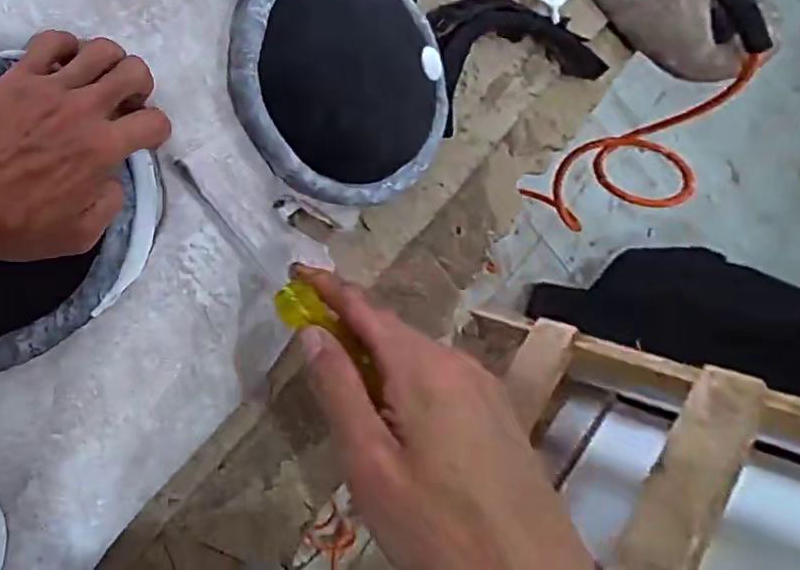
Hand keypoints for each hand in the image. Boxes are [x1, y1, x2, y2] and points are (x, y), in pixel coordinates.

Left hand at [0, 31, 172, 281]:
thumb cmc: (13, 225)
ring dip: (110, 61)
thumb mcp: (78, 237)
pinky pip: (52, 41)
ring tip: (97, 76)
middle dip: (140, 84)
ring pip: (101, 49)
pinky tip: (61, 63)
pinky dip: (65, 45)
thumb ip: (110, 205)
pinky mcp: (19, 76)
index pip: (154, 122)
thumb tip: (115, 179)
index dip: (157, 128)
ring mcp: (51, 88)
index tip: (143, 135)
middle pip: (134, 72)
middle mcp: (85, 110)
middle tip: (125, 99)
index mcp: (102, 148)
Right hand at [294, 267, 591, 569]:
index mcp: (422, 366)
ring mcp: (484, 387)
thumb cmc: (440, 529)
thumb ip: (339, 391)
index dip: (329, 288)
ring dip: (381, 360)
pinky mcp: (500, 413)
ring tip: (355, 396)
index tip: (298, 272)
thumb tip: (312, 333)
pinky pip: (442, 378)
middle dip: (352, 330)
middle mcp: (456, 362)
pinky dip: (410, 381)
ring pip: (418, 356)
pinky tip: (403, 422)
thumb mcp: (372, 466)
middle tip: (316, 346)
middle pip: (392, 331)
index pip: (364, 308)